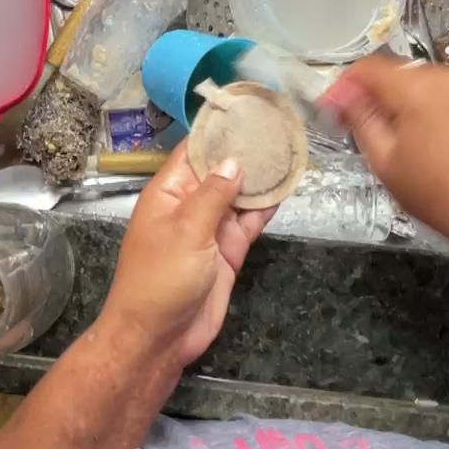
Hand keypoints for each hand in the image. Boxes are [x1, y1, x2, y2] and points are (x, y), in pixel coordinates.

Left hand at [98, 143, 276, 370]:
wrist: (160, 336)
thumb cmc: (160, 279)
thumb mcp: (186, 230)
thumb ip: (214, 195)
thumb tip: (234, 161)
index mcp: (168, 192)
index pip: (194, 151)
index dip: (217, 132)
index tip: (245, 112)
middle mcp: (189, 204)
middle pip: (221, 170)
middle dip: (246, 152)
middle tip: (278, 128)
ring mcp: (210, 228)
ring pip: (239, 195)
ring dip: (261, 178)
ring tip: (289, 151)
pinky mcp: (228, 251)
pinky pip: (249, 221)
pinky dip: (266, 207)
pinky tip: (286, 188)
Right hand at [321, 57, 448, 256]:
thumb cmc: (439, 194)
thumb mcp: (385, 161)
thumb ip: (360, 119)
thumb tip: (341, 96)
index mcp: (418, 87)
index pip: (367, 67)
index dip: (343, 85)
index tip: (331, 108)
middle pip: (397, 74)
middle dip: (374, 95)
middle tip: (358, 126)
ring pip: (423, 85)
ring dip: (402, 103)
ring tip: (394, 139)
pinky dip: (430, 111)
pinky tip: (429, 144)